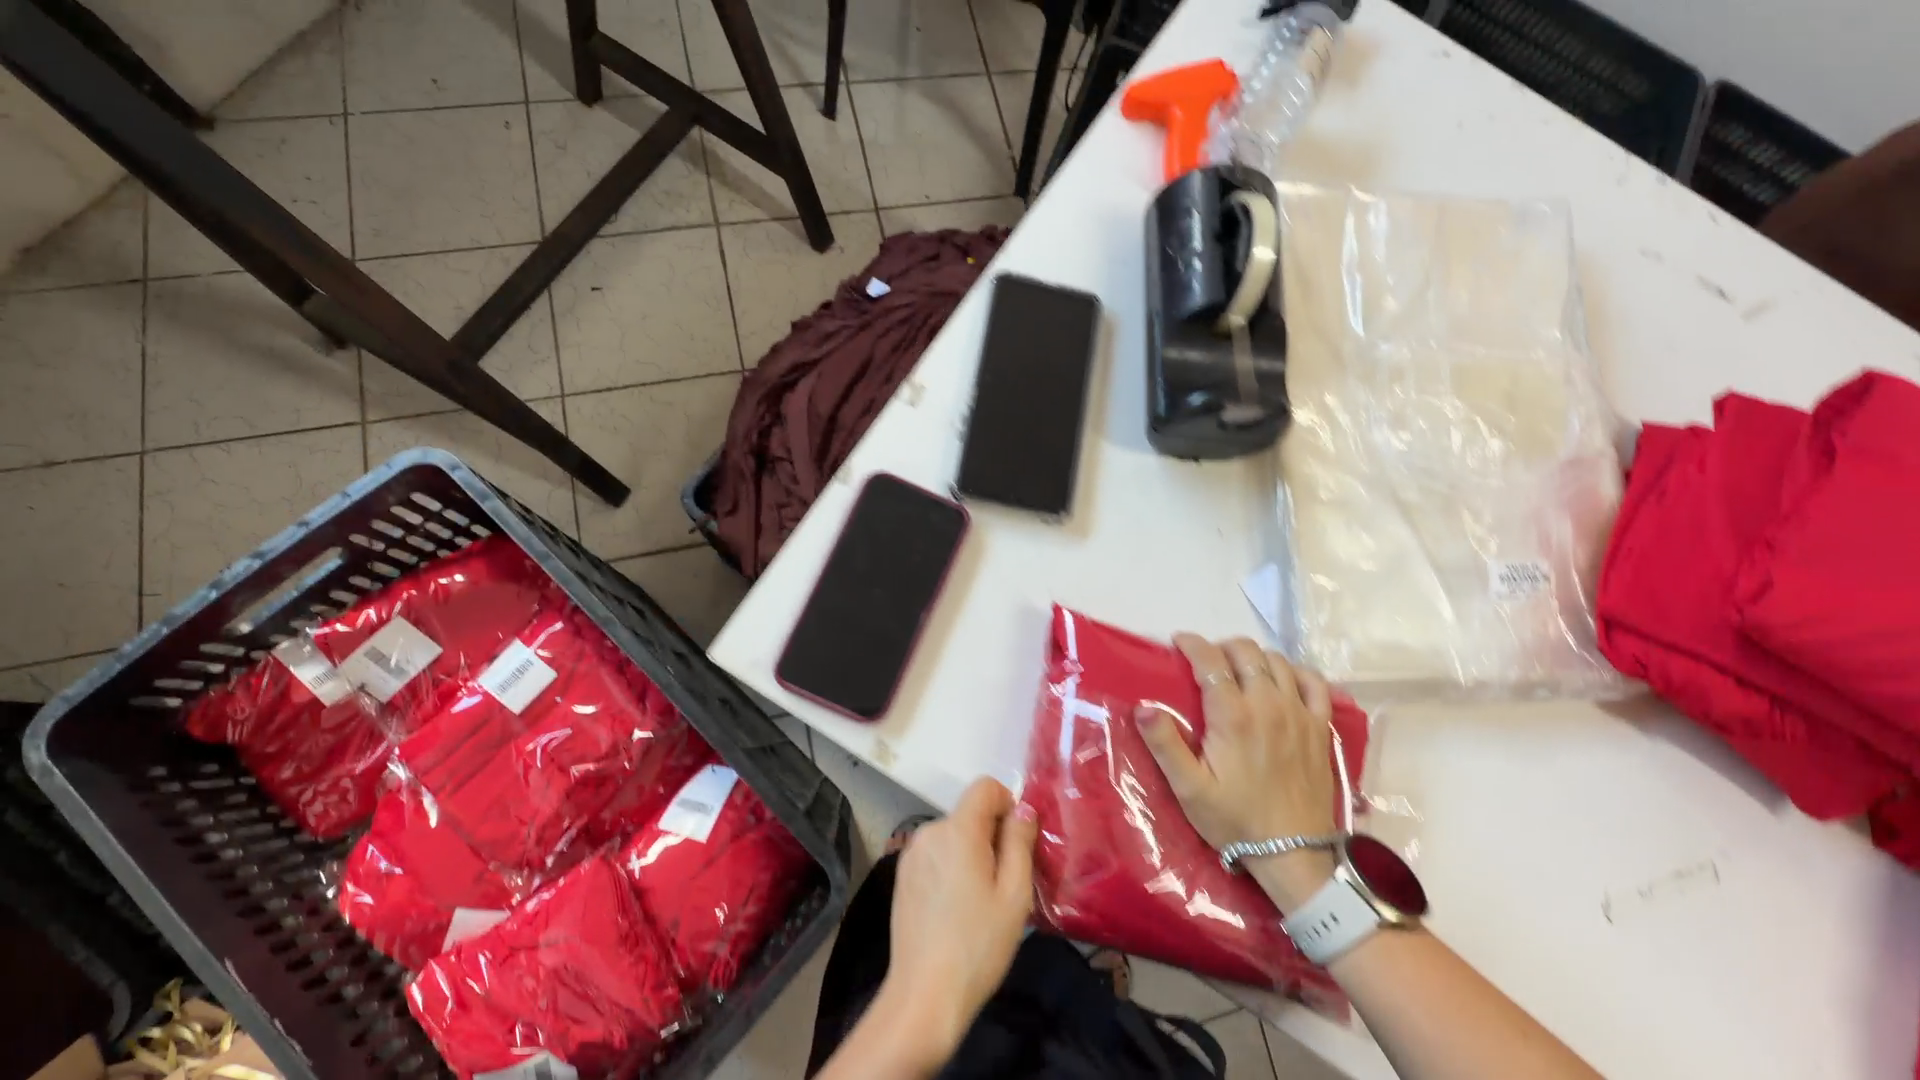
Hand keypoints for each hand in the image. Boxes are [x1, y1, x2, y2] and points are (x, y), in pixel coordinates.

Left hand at [879, 778, 1037, 1059]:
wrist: (925, 994)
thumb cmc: (978, 944)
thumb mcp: (1014, 894)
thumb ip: (1020, 842)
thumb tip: (1023, 808)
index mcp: (957, 830)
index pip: (985, 787)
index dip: (1008, 805)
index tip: (1019, 844)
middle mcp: (928, 832)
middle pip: (970, 814)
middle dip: (992, 836)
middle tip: (1006, 884)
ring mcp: (911, 855)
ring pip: (954, 836)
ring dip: (973, 854)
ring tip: (983, 902)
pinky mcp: (902, 877)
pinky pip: (937, 855)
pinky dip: (953, 868)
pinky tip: (958, 909)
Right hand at [1136, 635, 1337, 911]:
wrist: (1293, 852)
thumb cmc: (1235, 820)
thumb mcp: (1189, 789)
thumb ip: (1165, 745)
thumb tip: (1143, 707)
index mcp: (1232, 715)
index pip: (1210, 661)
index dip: (1192, 644)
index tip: (1178, 642)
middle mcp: (1268, 704)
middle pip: (1246, 652)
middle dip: (1221, 647)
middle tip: (1205, 661)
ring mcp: (1298, 713)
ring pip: (1277, 661)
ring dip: (1254, 657)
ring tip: (1238, 669)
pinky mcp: (1319, 727)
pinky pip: (1313, 682)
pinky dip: (1295, 671)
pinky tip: (1282, 680)